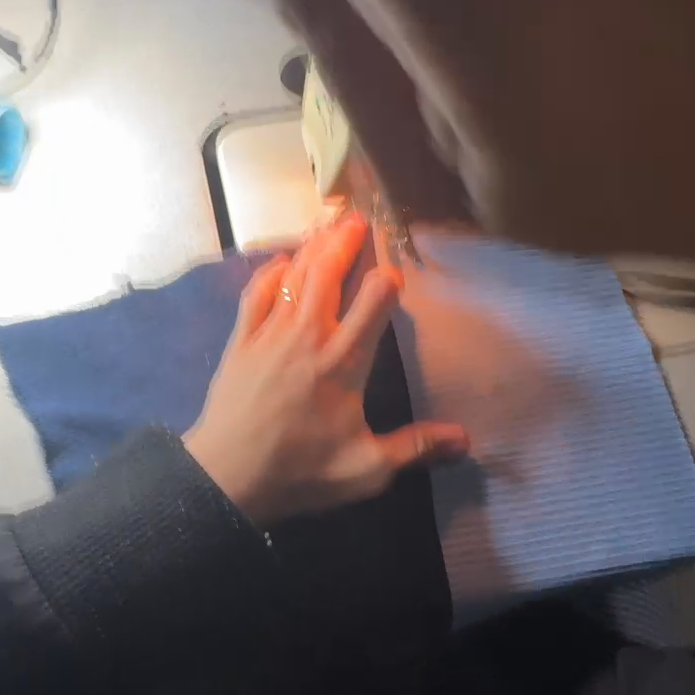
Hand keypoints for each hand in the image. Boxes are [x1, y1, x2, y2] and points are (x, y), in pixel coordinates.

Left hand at [183, 213, 468, 525]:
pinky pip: (256, 293)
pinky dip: (270, 272)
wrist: (227, 476)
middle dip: (345, 242)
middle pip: (328, 274)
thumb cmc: (299, 472)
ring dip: (312, 248)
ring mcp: (270, 334)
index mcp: (343, 363)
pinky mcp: (241, 341)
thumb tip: (467, 439)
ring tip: (326, 225)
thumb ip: (415, 447)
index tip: (393, 272)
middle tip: (357, 218)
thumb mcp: (365, 469)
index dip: (386, 281)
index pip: (372, 304)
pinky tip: (280, 261)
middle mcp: (308, 337)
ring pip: (294, 277)